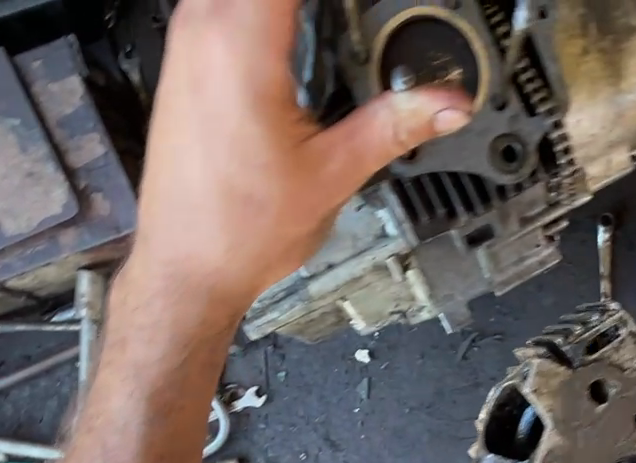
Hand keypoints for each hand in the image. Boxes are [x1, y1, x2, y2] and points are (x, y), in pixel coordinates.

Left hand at [127, 0, 472, 308]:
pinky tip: (304, 48)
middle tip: (365, 25)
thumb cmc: (239, 230)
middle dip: (332, 11)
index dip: (353, 2)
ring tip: (343, 34)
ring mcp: (190, 41)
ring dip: (300, 14)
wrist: (189, 263)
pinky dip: (273, 19)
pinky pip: (232, 9)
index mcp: (241, 43)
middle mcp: (205, 28)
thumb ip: (393, 126)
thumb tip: (447, 104)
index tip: (374, 11)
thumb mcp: (333, 175)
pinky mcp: (188, 62)